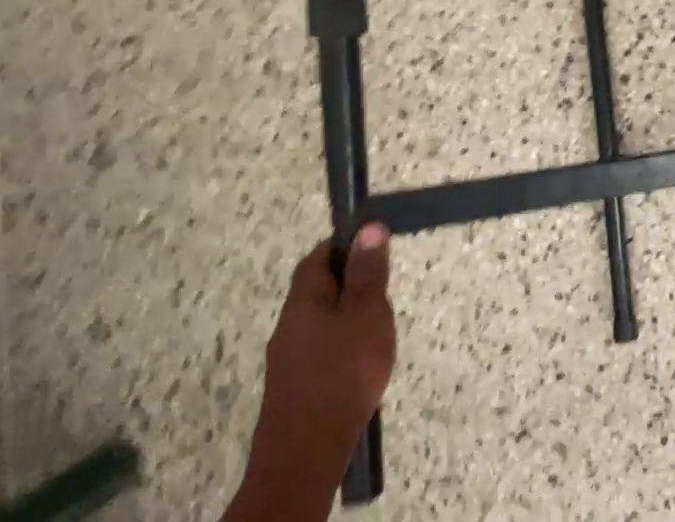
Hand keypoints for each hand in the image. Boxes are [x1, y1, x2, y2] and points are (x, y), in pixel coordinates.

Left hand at [229, 223, 394, 517]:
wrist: (308, 446)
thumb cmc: (343, 369)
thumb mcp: (367, 313)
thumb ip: (369, 273)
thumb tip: (367, 228)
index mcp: (304, 301)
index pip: (317, 258)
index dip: (341, 244)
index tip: (371, 241)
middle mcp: (290, 324)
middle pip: (318, 289)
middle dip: (349, 280)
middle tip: (384, 284)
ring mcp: (290, 357)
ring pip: (321, 320)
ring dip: (349, 313)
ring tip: (381, 323)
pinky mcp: (297, 383)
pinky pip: (323, 347)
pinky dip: (344, 341)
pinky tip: (364, 358)